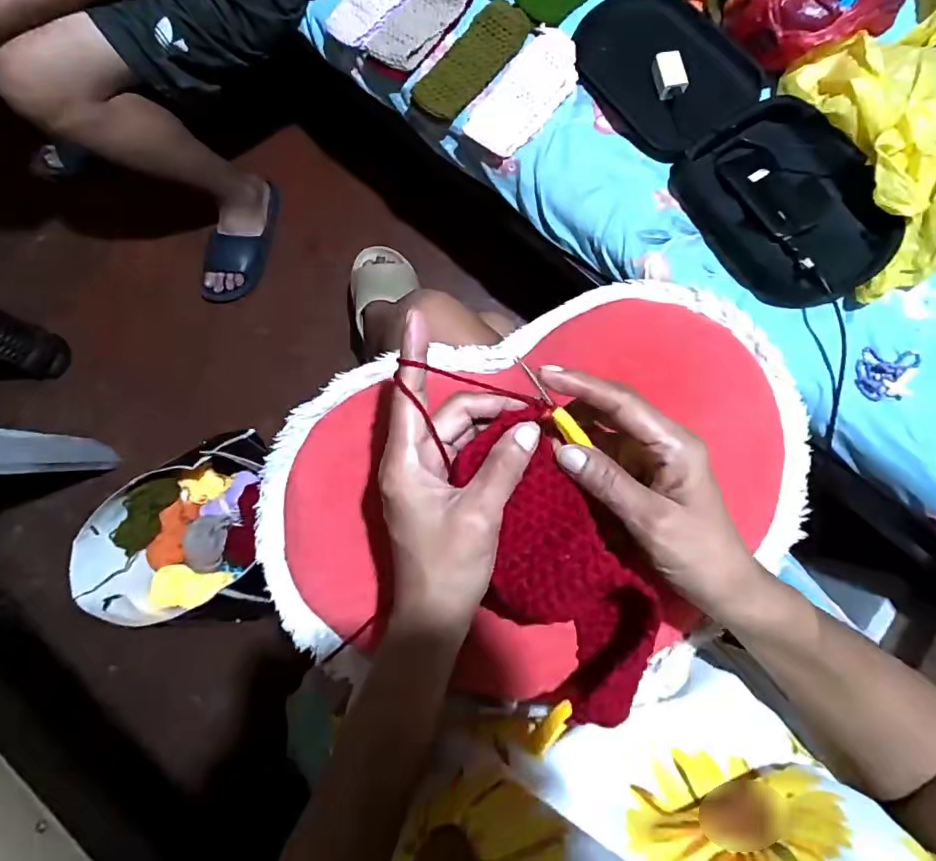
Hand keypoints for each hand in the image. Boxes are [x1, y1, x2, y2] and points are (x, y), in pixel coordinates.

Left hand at [378, 309, 539, 636]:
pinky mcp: (435, 489)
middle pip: (444, 414)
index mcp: (406, 462)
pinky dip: (484, 444)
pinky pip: (459, 453)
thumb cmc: (450, 567)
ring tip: (525, 421)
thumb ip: (503, 465)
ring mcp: (422, 476)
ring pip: (454, 432)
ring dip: (487, 423)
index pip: (406, 396)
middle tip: (528, 409)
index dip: (413, 355)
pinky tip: (511, 440)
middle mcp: (409, 461)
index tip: (414, 317)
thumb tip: (528, 428)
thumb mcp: (481, 513)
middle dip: (483, 404)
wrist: (433, 618)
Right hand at [541, 367, 767, 616]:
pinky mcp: (639, 478)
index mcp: (673, 443)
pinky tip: (557, 453)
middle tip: (534, 402)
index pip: (623, 403)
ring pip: (605, 431)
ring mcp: (649, 459)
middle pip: (613, 409)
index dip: (584, 385)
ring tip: (538, 428)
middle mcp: (661, 442)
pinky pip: (604, 455)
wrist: (723, 589)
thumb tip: (561, 448)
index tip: (547, 373)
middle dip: (575, 401)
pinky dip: (580, 451)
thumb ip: (608, 482)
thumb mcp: (652, 521)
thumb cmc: (696, 553)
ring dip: (574, 427)